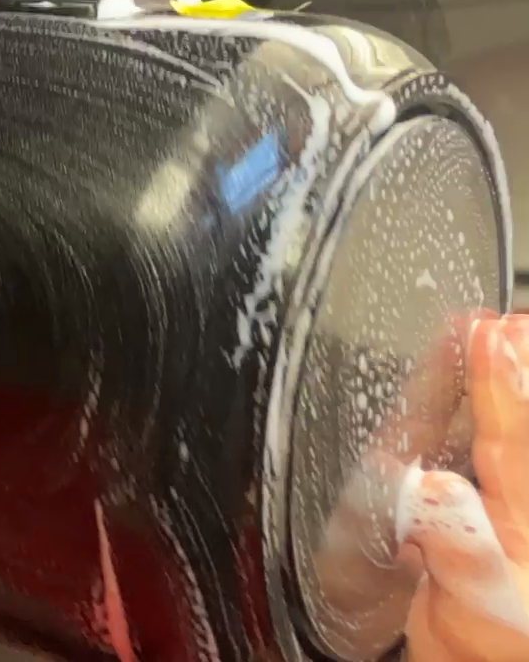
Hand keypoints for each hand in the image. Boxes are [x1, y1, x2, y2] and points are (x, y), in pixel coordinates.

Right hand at [406, 315, 528, 660]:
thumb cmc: (486, 654)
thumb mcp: (475, 610)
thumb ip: (461, 550)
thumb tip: (429, 481)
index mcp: (528, 531)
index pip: (512, 442)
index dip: (500, 384)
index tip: (487, 328)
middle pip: (526, 438)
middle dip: (517, 376)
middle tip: (508, 320)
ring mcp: (521, 528)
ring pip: (519, 451)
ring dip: (516, 397)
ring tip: (512, 344)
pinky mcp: (502, 539)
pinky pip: (504, 473)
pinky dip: (498, 434)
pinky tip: (490, 419)